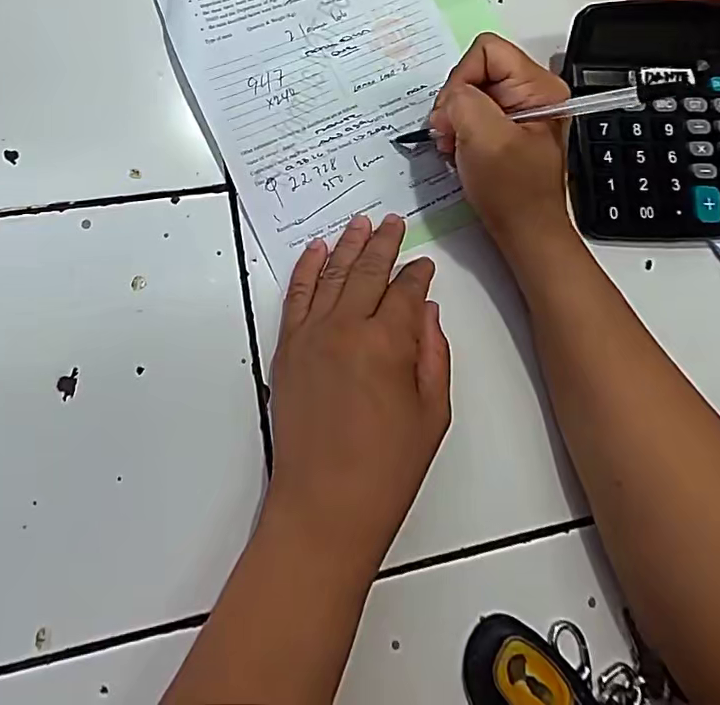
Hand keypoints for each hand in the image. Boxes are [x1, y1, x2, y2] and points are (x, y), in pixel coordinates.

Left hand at [264, 214, 450, 571]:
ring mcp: (310, 334)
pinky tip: (316, 251)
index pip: (405, 293)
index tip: (423, 264)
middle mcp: (345, 328)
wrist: (325, 498)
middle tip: (393, 221)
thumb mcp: (432, 413)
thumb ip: (432, 354)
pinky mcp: (287, 345)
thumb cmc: (386, 466)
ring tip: (359, 223)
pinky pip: (296, 295)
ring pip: (331, 275)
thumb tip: (425, 311)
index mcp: (387, 344)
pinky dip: (306, 269)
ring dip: (346, 246)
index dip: (417, 275)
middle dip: (383, 244)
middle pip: (367, 272)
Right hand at [427, 32, 572, 244]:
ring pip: (465, 93)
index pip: (486, 51)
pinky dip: (455, 130)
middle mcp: (529, 92)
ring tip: (456, 145)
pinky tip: (459, 149)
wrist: (523, 227)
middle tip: (453, 132)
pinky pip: (466, 112)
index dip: (461, 78)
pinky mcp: (501, 126)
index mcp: (538, 87)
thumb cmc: (512, 189)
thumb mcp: (485, 138)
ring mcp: (514, 110)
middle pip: (473, 70)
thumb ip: (464, 101)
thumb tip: (451, 95)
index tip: (458, 113)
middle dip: (453, 102)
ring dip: (451, 119)